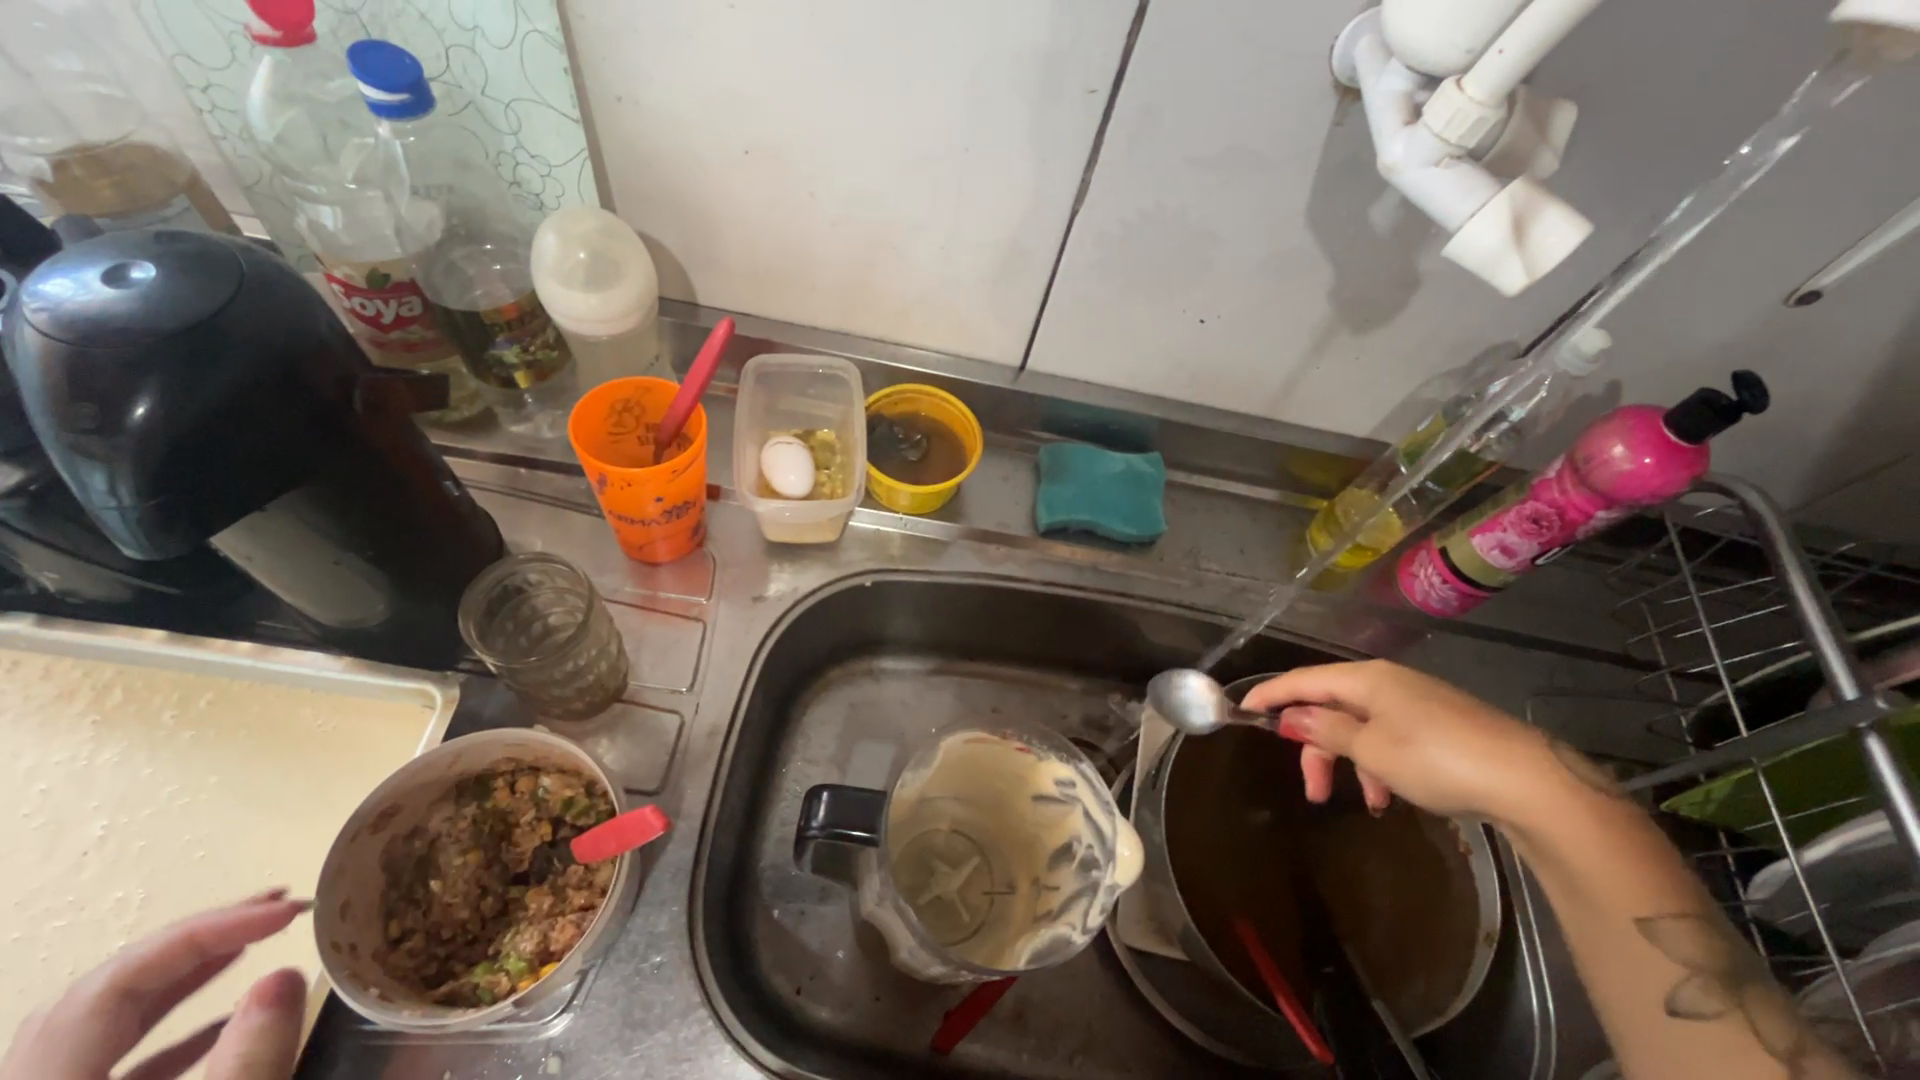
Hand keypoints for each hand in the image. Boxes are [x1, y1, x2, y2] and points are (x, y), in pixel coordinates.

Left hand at [0, 891, 310, 1079]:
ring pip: (111, 1021)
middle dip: (199, 939)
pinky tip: (231, 1015)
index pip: (123, 976)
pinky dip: (178, 1028)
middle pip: (109, 989)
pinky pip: (119, 1060)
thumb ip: (244, 1060)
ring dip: (189, 975)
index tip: (289, 908)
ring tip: (257, 940)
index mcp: (46, 1078)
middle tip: (279, 907)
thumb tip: (287, 974)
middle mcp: (36, 1079)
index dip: (209, 931)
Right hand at [1242, 659, 1561, 822]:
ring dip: (1351, 762)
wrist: (1529, 781)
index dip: (1271, 695)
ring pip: (1361, 728)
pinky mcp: (1438, 726)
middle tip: (1312, 789)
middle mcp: (1387, 683)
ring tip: (1365, 802)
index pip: (1303, 680)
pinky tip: (1391, 797)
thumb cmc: (1437, 759)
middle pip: (1331, 707)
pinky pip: (1389, 739)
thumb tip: (1291, 716)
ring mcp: (1416, 704)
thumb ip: (1326, 729)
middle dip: (1316, 748)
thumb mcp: (1372, 749)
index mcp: (1366, 679)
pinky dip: (1380, 766)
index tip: (1243, 712)